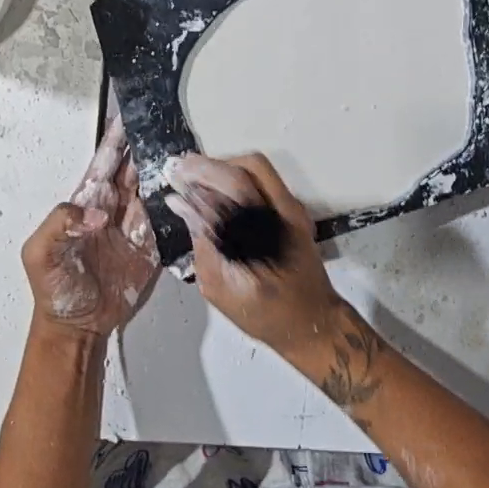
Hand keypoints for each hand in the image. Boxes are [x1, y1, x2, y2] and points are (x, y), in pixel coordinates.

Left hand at [21, 112, 160, 339]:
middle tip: (161, 123)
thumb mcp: (41, 254)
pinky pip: (168, 220)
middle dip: (144, 147)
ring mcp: (133, 226)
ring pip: (153, 190)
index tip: (126, 117)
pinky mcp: (150, 246)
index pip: (103, 164)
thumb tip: (97, 213)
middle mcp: (112, 209)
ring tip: (181, 152)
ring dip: (165, 172)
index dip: (114, 141)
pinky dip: (179, 205)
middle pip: (132, 170)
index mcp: (86, 204)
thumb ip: (59, 224)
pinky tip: (190, 191)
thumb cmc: (54, 289)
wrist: (77, 325)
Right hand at [165, 154, 340, 360]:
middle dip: (210, 165)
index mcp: (266, 235)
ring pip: (259, 169)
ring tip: (196, 177)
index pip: (233, 189)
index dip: (201, 177)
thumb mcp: (222, 289)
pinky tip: (217, 189)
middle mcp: (285, 214)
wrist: (313, 321)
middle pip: (249, 170)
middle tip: (181, 170)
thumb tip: (184, 208)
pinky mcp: (295, 211)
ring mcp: (294, 210)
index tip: (175, 175)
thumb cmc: (266, 314)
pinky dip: (237, 177)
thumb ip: (204, 246)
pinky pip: (265, 181)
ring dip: (224, 167)